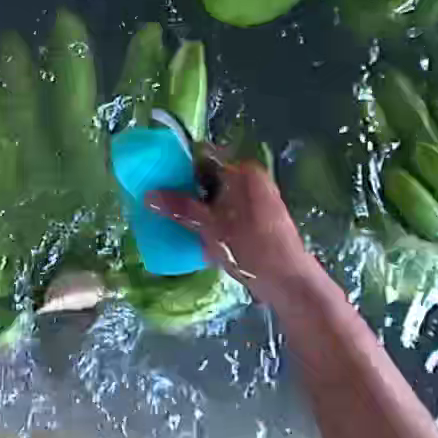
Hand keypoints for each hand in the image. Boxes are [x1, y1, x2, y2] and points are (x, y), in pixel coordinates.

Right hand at [148, 156, 318, 301]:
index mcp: (243, 172)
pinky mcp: (259, 221)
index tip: (157, 176)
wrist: (288, 280)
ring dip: (199, 207)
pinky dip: (213, 218)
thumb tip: (149, 194)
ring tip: (172, 218)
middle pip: (212, 177)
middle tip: (159, 200)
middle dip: (187, 188)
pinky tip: (196, 233)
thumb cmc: (250, 248)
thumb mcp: (210, 227)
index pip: (205, 156)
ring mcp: (258, 200)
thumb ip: (181, 208)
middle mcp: (253, 180)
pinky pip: (229, 212)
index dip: (180, 164)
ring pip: (220, 197)